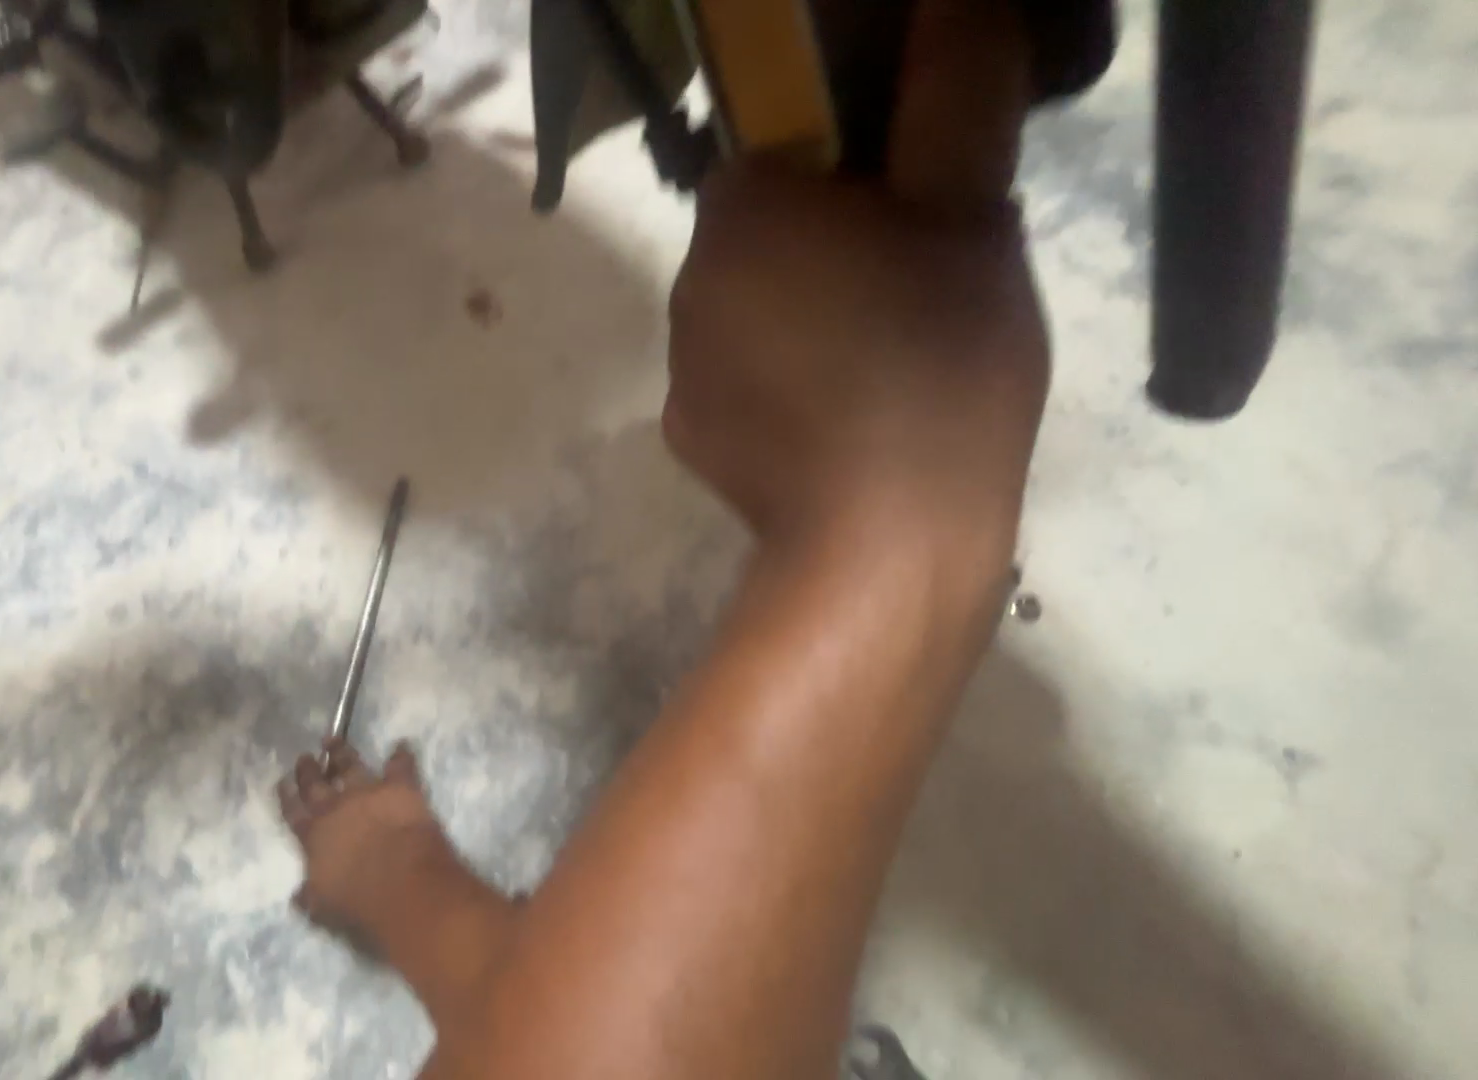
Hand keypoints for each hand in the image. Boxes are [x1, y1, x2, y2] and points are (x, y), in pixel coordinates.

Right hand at [277, 738, 448, 940]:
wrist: (401, 881)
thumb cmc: (359, 901)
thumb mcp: (323, 908)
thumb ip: (310, 897)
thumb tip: (297, 896)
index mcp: (314, 837)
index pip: (294, 812)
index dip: (287, 797)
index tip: (282, 783)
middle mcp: (336, 808)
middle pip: (316, 783)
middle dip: (308, 770)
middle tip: (304, 757)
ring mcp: (367, 792)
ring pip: (350, 765)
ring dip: (341, 752)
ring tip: (333, 740)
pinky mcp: (399, 786)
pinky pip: (400, 765)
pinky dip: (401, 755)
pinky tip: (401, 745)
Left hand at [663, 0, 1048, 592]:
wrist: (880, 538)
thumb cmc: (932, 368)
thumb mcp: (970, 220)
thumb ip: (954, 101)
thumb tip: (952, 6)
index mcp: (739, 214)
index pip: (769, 153)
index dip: (836, 170)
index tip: (896, 212)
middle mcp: (686, 283)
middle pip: (752, 237)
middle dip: (817, 248)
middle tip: (903, 294)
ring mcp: (678, 366)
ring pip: (743, 313)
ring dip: (796, 320)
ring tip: (874, 368)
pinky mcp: (683, 434)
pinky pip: (733, 383)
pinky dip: (773, 388)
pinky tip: (830, 420)